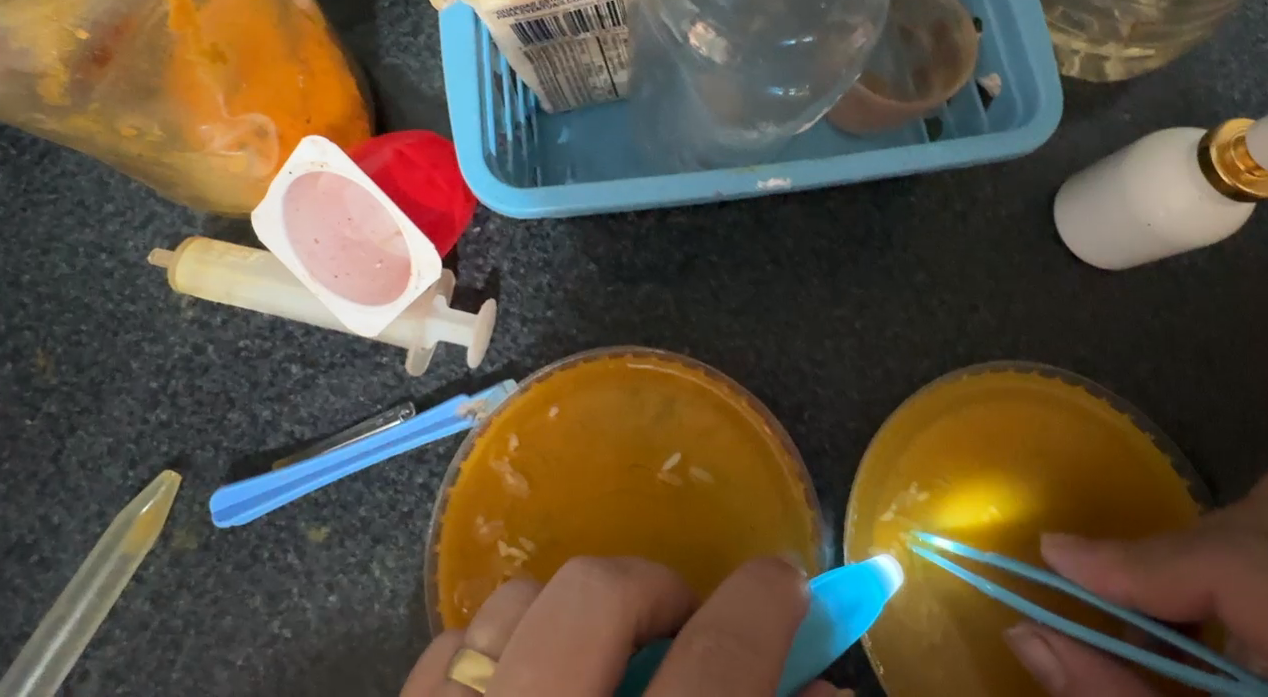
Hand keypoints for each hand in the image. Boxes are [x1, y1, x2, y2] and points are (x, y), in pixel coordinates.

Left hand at [400, 556, 843, 696]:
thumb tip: (822, 685)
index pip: (718, 668)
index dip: (768, 608)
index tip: (785, 583)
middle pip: (601, 595)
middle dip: (660, 590)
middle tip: (685, 625)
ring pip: (517, 603)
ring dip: (573, 613)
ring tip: (600, 658)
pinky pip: (445, 645)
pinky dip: (497, 644)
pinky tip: (522, 683)